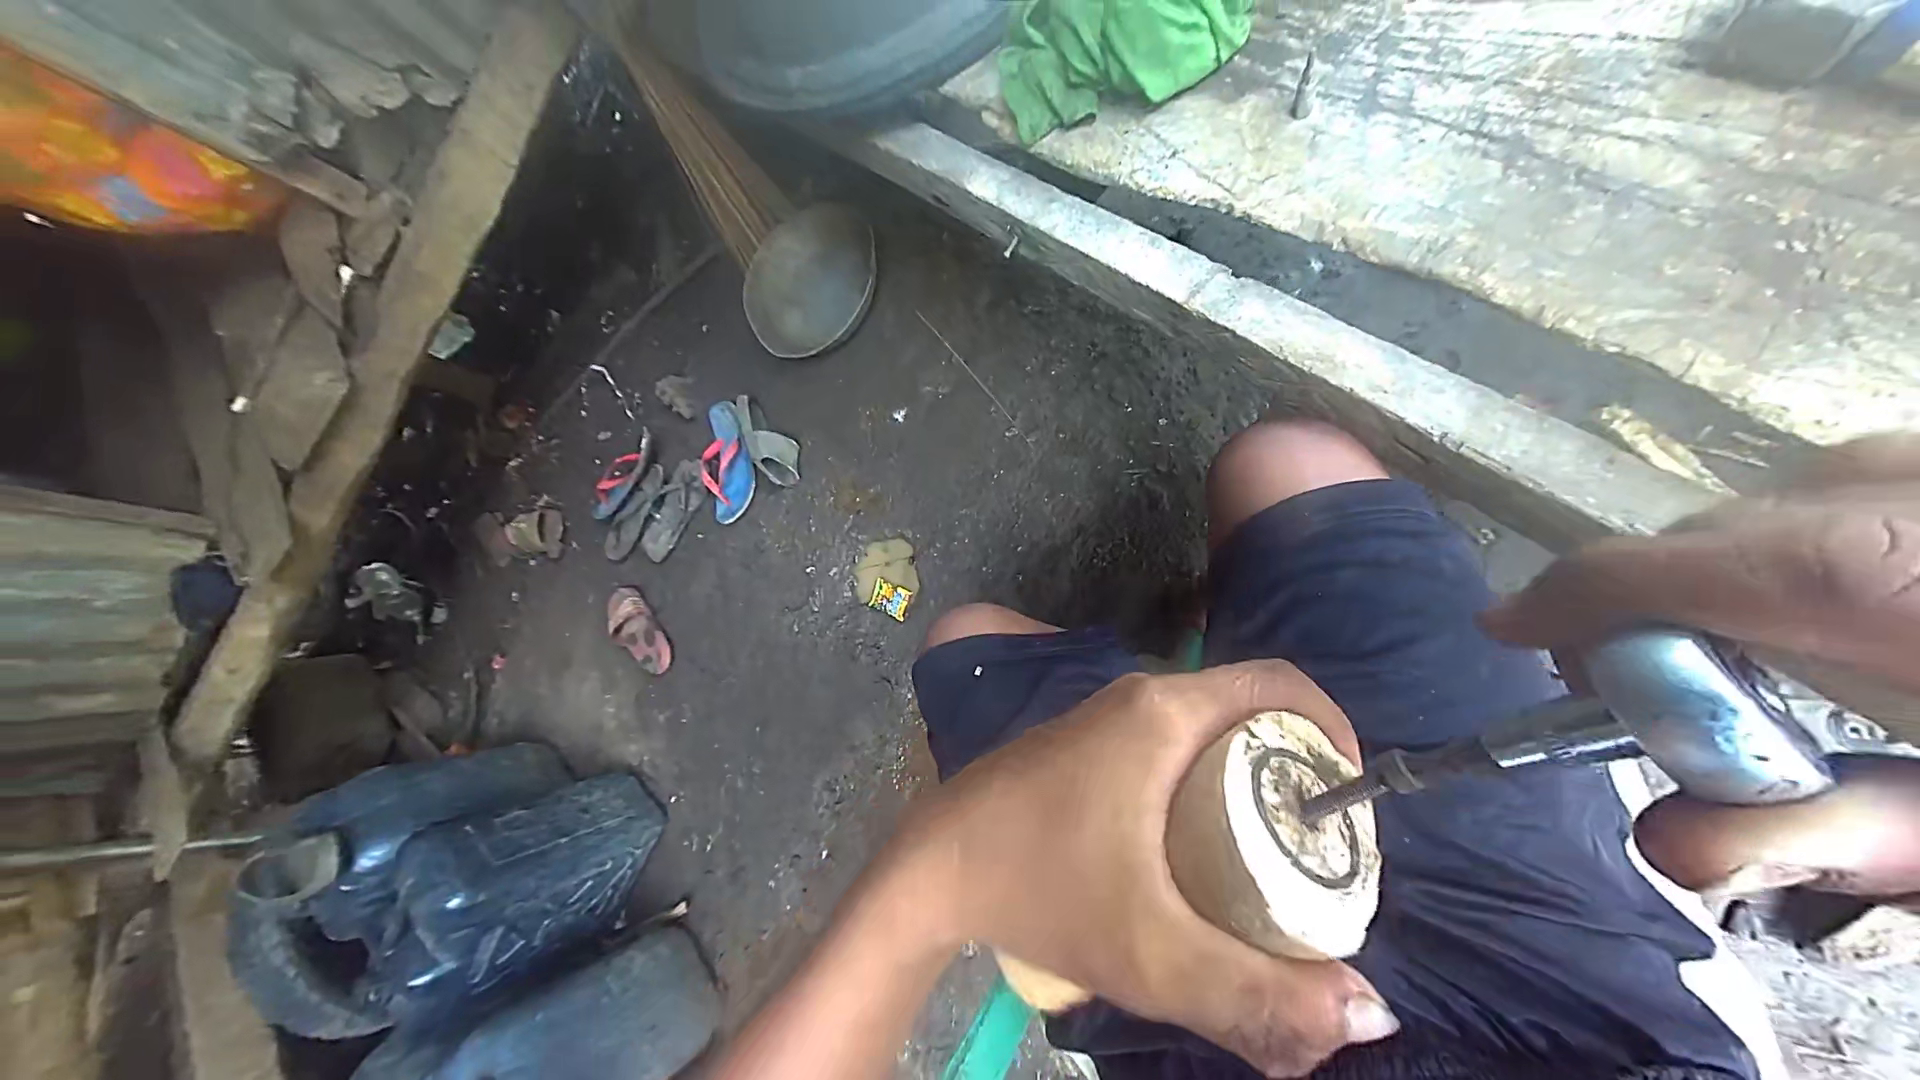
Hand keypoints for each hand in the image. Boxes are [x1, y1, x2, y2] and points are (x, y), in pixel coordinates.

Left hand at [890, 662, 1398, 1077]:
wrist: (936, 864)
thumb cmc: (1040, 889)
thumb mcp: (1153, 957)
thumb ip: (1260, 995)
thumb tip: (1369, 1009)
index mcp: (1161, 712)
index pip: (1275, 684)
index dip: (1330, 725)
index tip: (1347, 797)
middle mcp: (1137, 696)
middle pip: (1245, 706)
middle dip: (1295, 762)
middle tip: (1316, 839)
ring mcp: (1106, 714)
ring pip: (1205, 724)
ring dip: (1249, 772)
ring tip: (1271, 849)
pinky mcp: (1086, 739)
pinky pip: (1170, 740)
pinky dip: (1205, 776)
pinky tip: (1202, 840)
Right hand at [1481, 432, 1919, 903]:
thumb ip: (1826, 843)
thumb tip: (1663, 843)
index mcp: (1863, 576)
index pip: (1630, 571)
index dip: (1552, 607)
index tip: (1514, 636)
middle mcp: (1881, 490)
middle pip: (1692, 548)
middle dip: (1656, 621)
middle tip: (1691, 697)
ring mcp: (1919, 463)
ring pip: (1769, 512)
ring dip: (1745, 583)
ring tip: (1811, 653)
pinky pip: (1851, 490)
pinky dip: (1827, 546)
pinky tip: (1898, 602)